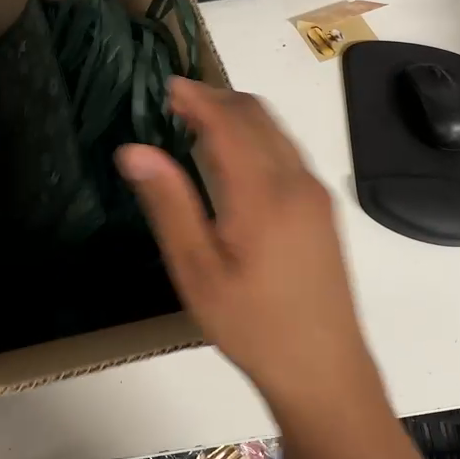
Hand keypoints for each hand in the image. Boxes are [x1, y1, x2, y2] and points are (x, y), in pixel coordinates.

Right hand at [115, 78, 377, 406]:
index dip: (196, 97)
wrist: (325, 371)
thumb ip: (168, 204)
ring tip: (196, 124)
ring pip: (276, 131)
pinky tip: (232, 161)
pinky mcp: (324, 211)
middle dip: (216, 98)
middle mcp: (296, 182)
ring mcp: (316, 195)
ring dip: (238, 116)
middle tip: (175, 102)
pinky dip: (256, 137)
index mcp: (263, 192)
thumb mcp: (196, 271)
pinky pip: (287, 152)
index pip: (228, 121)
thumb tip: (133, 150)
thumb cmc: (252, 325)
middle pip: (257, 115)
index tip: (165, 87)